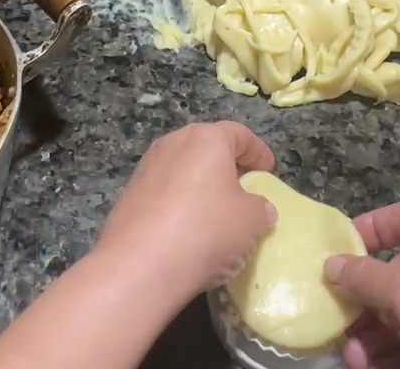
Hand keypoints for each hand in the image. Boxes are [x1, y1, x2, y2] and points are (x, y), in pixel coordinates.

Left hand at [92, 121, 277, 299]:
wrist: (140, 265)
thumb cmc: (206, 230)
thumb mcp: (250, 221)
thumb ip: (260, 208)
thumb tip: (260, 207)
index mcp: (206, 139)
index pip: (238, 134)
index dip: (257, 151)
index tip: (269, 169)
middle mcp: (174, 143)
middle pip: (208, 147)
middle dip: (228, 165)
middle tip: (245, 188)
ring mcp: (148, 167)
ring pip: (184, 168)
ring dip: (202, 184)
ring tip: (217, 211)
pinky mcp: (131, 194)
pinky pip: (165, 190)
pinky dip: (181, 202)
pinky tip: (188, 228)